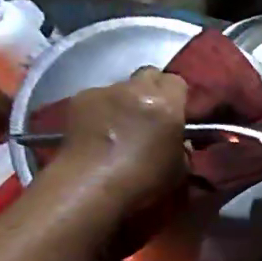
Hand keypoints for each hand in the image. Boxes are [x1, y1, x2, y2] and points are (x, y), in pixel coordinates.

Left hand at [46, 67, 186, 206]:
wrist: (90, 185)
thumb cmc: (142, 181)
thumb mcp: (178, 170)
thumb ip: (182, 147)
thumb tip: (178, 140)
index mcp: (166, 104)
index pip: (177, 82)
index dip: (177, 96)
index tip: (175, 113)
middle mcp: (136, 89)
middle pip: (149, 75)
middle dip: (153, 90)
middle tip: (151, 115)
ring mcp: (105, 91)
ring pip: (122, 87)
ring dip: (125, 101)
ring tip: (120, 127)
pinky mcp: (80, 99)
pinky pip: (98, 98)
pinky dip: (102, 110)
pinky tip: (98, 131)